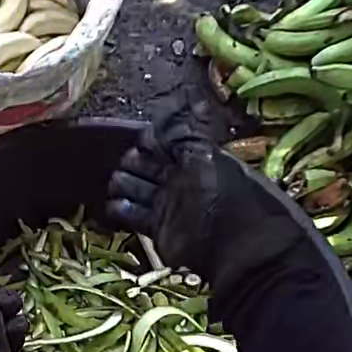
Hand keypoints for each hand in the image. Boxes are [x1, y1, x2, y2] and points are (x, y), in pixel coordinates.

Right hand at [104, 99, 315, 305]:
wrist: (237, 244)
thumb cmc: (224, 194)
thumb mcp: (205, 155)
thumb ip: (184, 134)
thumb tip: (173, 106)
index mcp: (191, 158)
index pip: (160, 142)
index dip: (148, 140)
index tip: (143, 144)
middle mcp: (177, 179)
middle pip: (142, 165)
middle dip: (132, 162)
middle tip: (129, 166)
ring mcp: (165, 204)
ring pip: (132, 188)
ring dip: (122, 185)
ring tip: (119, 186)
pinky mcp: (157, 229)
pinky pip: (130, 215)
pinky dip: (118, 211)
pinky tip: (114, 206)